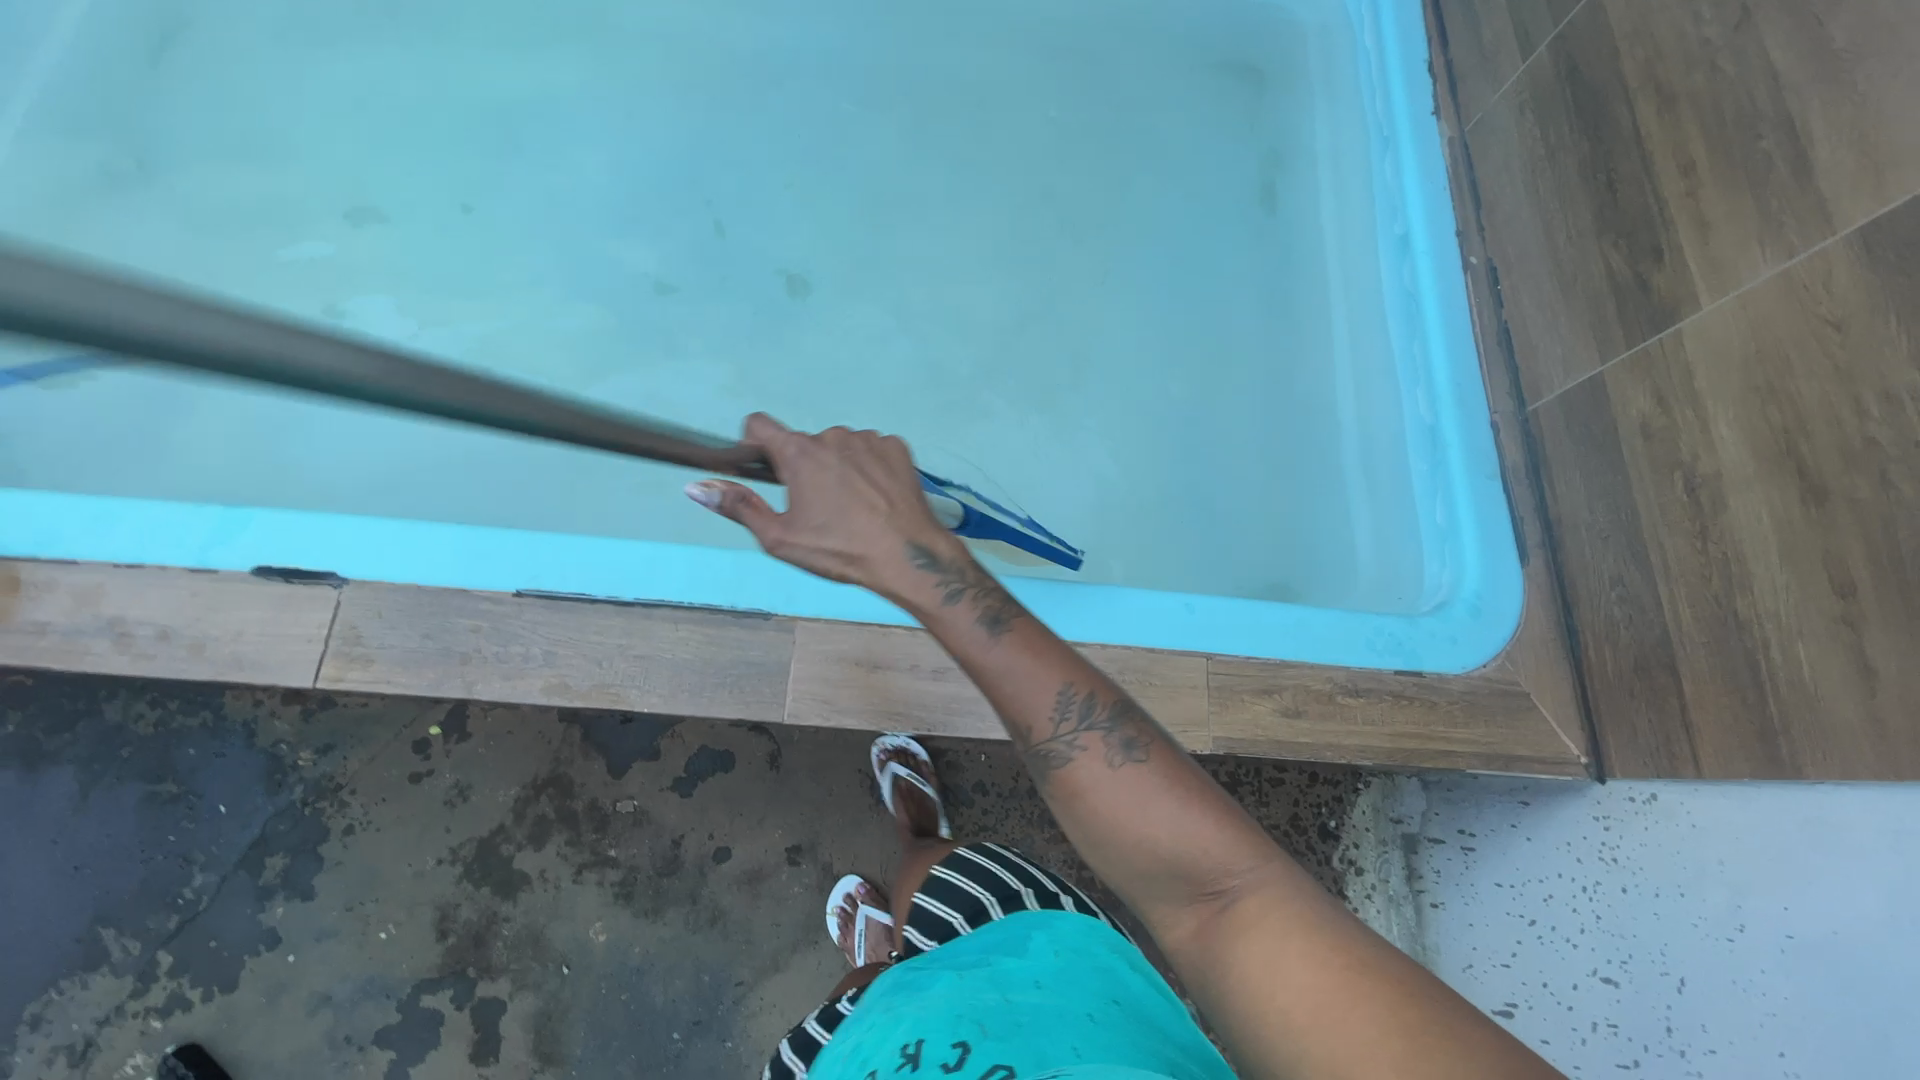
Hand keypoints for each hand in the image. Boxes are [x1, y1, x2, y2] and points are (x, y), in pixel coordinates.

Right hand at [686, 413, 959, 596]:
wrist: (908, 556)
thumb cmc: (840, 550)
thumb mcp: (781, 539)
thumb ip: (739, 507)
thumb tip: (696, 485)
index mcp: (800, 453)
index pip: (759, 424)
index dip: (755, 444)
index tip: (765, 471)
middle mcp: (833, 435)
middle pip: (805, 444)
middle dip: (804, 468)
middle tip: (819, 508)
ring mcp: (869, 438)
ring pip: (840, 447)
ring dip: (838, 467)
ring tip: (854, 507)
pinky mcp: (897, 447)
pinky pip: (872, 450)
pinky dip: (869, 468)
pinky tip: (878, 498)